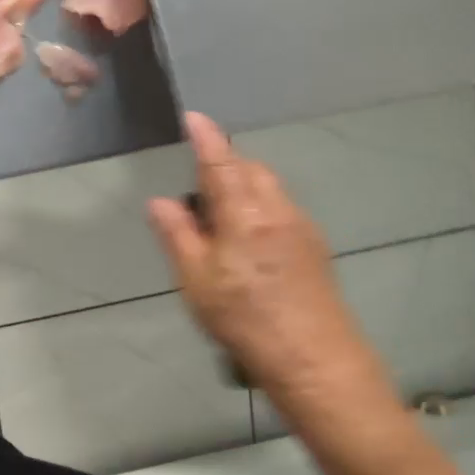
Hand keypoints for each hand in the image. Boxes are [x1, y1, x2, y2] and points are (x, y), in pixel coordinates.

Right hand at [147, 113, 379, 401]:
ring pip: (269, 189)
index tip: (195, 117)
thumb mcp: (196, 279)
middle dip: (225, 161)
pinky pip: (280, 209)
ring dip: (242, 183)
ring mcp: (302, 229)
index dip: (208, 139)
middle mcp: (280, 212)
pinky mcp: (313, 249)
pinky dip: (257, 205)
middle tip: (196, 170)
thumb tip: (161, 201)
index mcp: (247, 215)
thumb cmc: (243, 317)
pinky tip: (242, 234)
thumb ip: (178, 235)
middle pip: (252, 170)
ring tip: (213, 206)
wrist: (313, 358)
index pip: (223, 164)